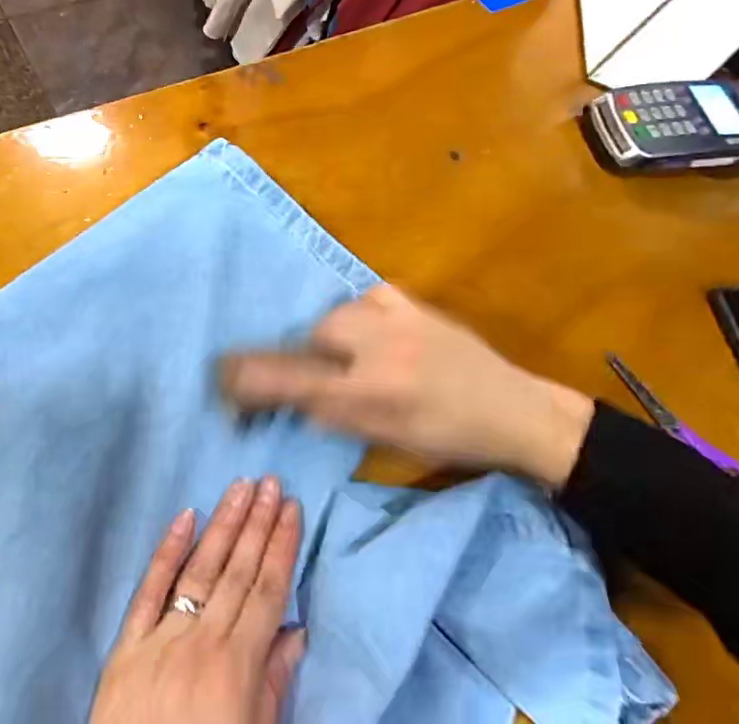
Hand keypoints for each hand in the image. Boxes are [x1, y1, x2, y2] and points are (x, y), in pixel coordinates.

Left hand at [89, 476, 306, 723]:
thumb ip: (274, 683)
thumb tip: (296, 630)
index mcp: (237, 665)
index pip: (267, 590)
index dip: (282, 545)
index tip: (292, 508)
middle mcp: (201, 641)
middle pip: (236, 569)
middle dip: (257, 522)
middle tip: (271, 482)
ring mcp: (160, 638)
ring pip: (199, 568)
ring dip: (223, 524)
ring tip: (241, 487)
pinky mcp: (125, 645)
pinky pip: (148, 589)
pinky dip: (167, 550)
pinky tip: (185, 516)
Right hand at [220, 286, 595, 486]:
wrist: (514, 409)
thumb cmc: (452, 438)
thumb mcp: (391, 441)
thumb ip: (339, 416)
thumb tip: (299, 399)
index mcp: (374, 394)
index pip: (298, 382)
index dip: (256, 378)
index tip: (224, 373)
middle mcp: (381, 349)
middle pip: (313, 338)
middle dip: (306, 357)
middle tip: (318, 376)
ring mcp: (398, 319)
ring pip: (335, 317)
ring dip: (332, 336)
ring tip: (350, 356)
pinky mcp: (412, 302)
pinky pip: (366, 298)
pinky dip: (359, 314)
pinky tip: (373, 332)